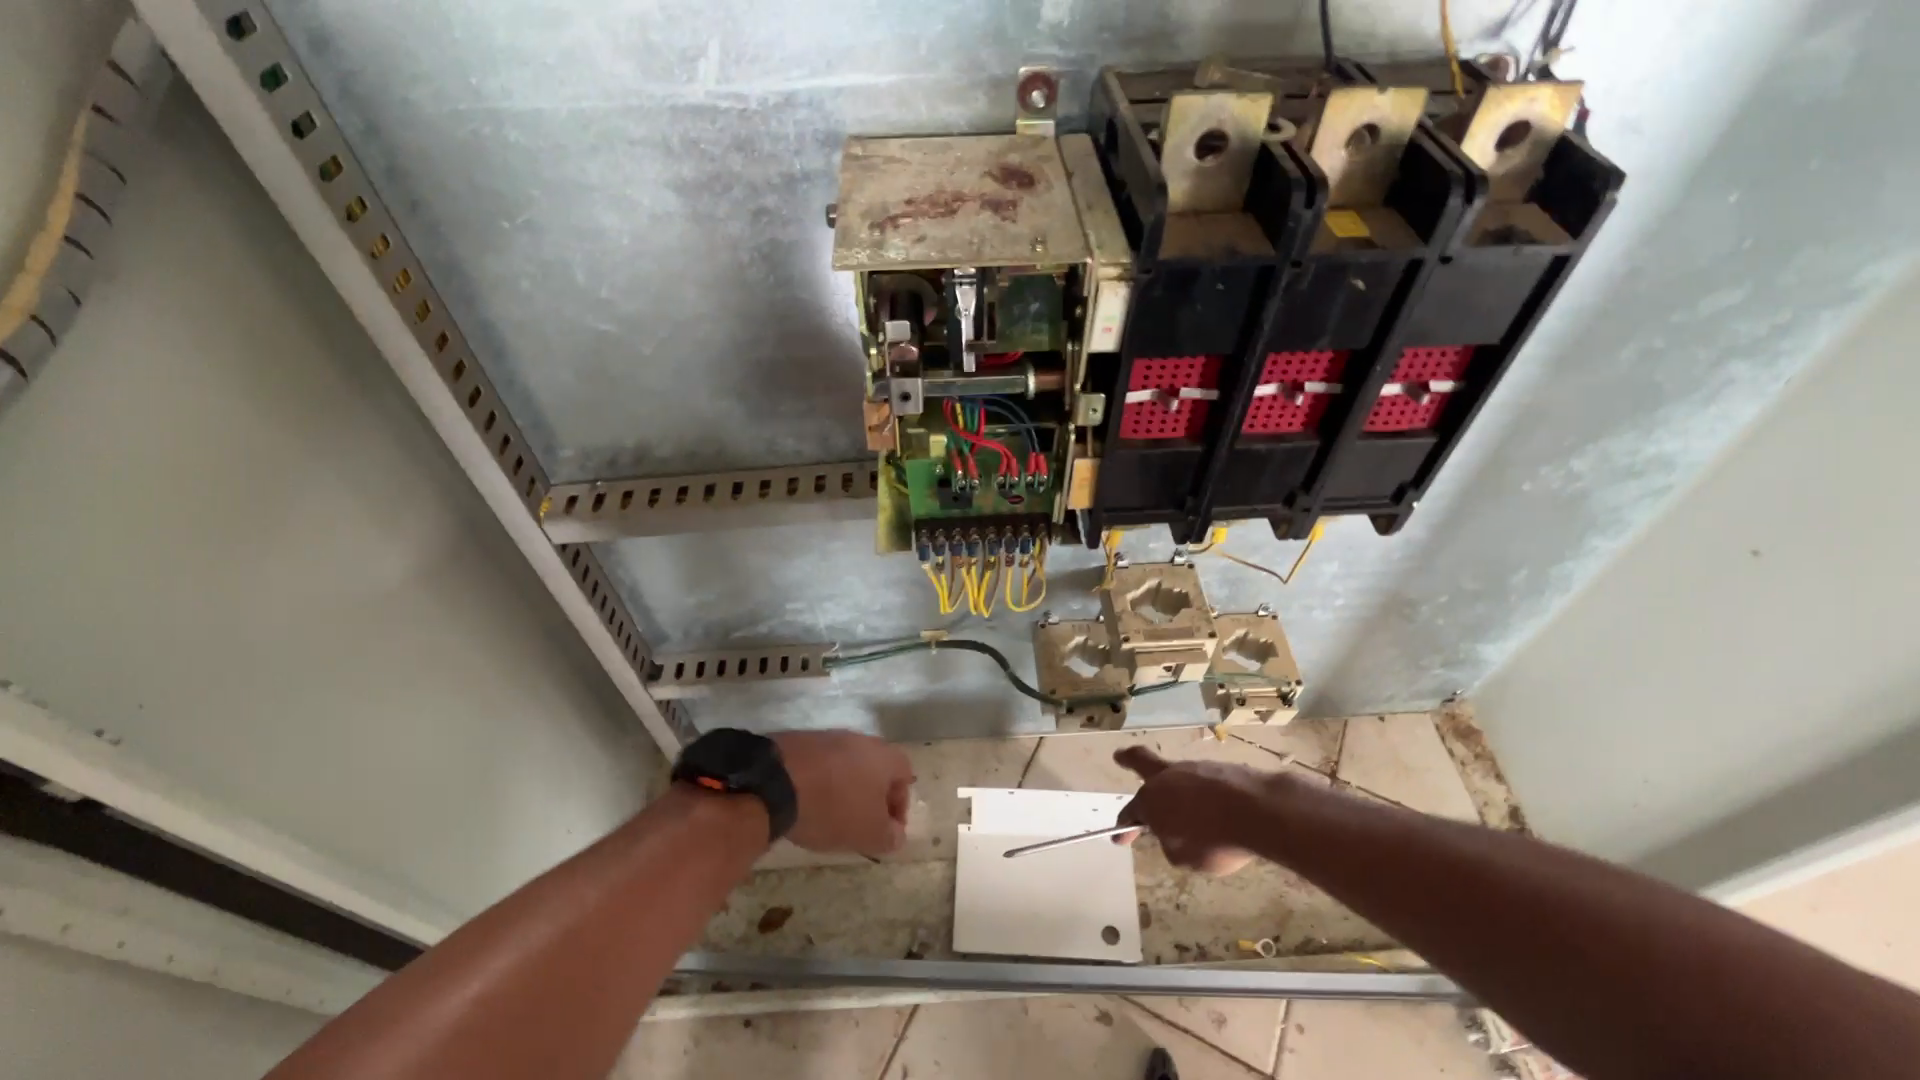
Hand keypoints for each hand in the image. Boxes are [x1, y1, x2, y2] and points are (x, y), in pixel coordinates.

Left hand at [771, 731, 914, 855]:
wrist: (775, 781)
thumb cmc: (834, 808)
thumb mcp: (869, 834)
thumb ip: (890, 836)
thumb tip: (896, 835)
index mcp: (884, 756)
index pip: (905, 776)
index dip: (900, 805)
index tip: (888, 830)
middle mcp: (859, 739)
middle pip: (874, 768)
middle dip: (870, 797)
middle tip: (860, 823)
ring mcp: (827, 737)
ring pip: (845, 765)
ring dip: (843, 789)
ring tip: (830, 816)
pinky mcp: (798, 742)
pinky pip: (817, 765)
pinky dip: (817, 783)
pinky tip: (806, 803)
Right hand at [1112, 746, 1272, 874]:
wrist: (1260, 811)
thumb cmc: (1214, 840)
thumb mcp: (1185, 857)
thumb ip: (1172, 843)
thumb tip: (1175, 833)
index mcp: (1152, 800)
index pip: (1130, 814)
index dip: (1123, 828)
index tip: (1119, 838)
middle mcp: (1168, 777)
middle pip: (1142, 762)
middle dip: (1128, 760)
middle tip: (1120, 757)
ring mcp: (1196, 768)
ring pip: (1178, 775)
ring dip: (1177, 788)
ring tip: (1189, 811)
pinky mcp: (1223, 767)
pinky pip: (1207, 782)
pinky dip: (1206, 794)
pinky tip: (1217, 808)